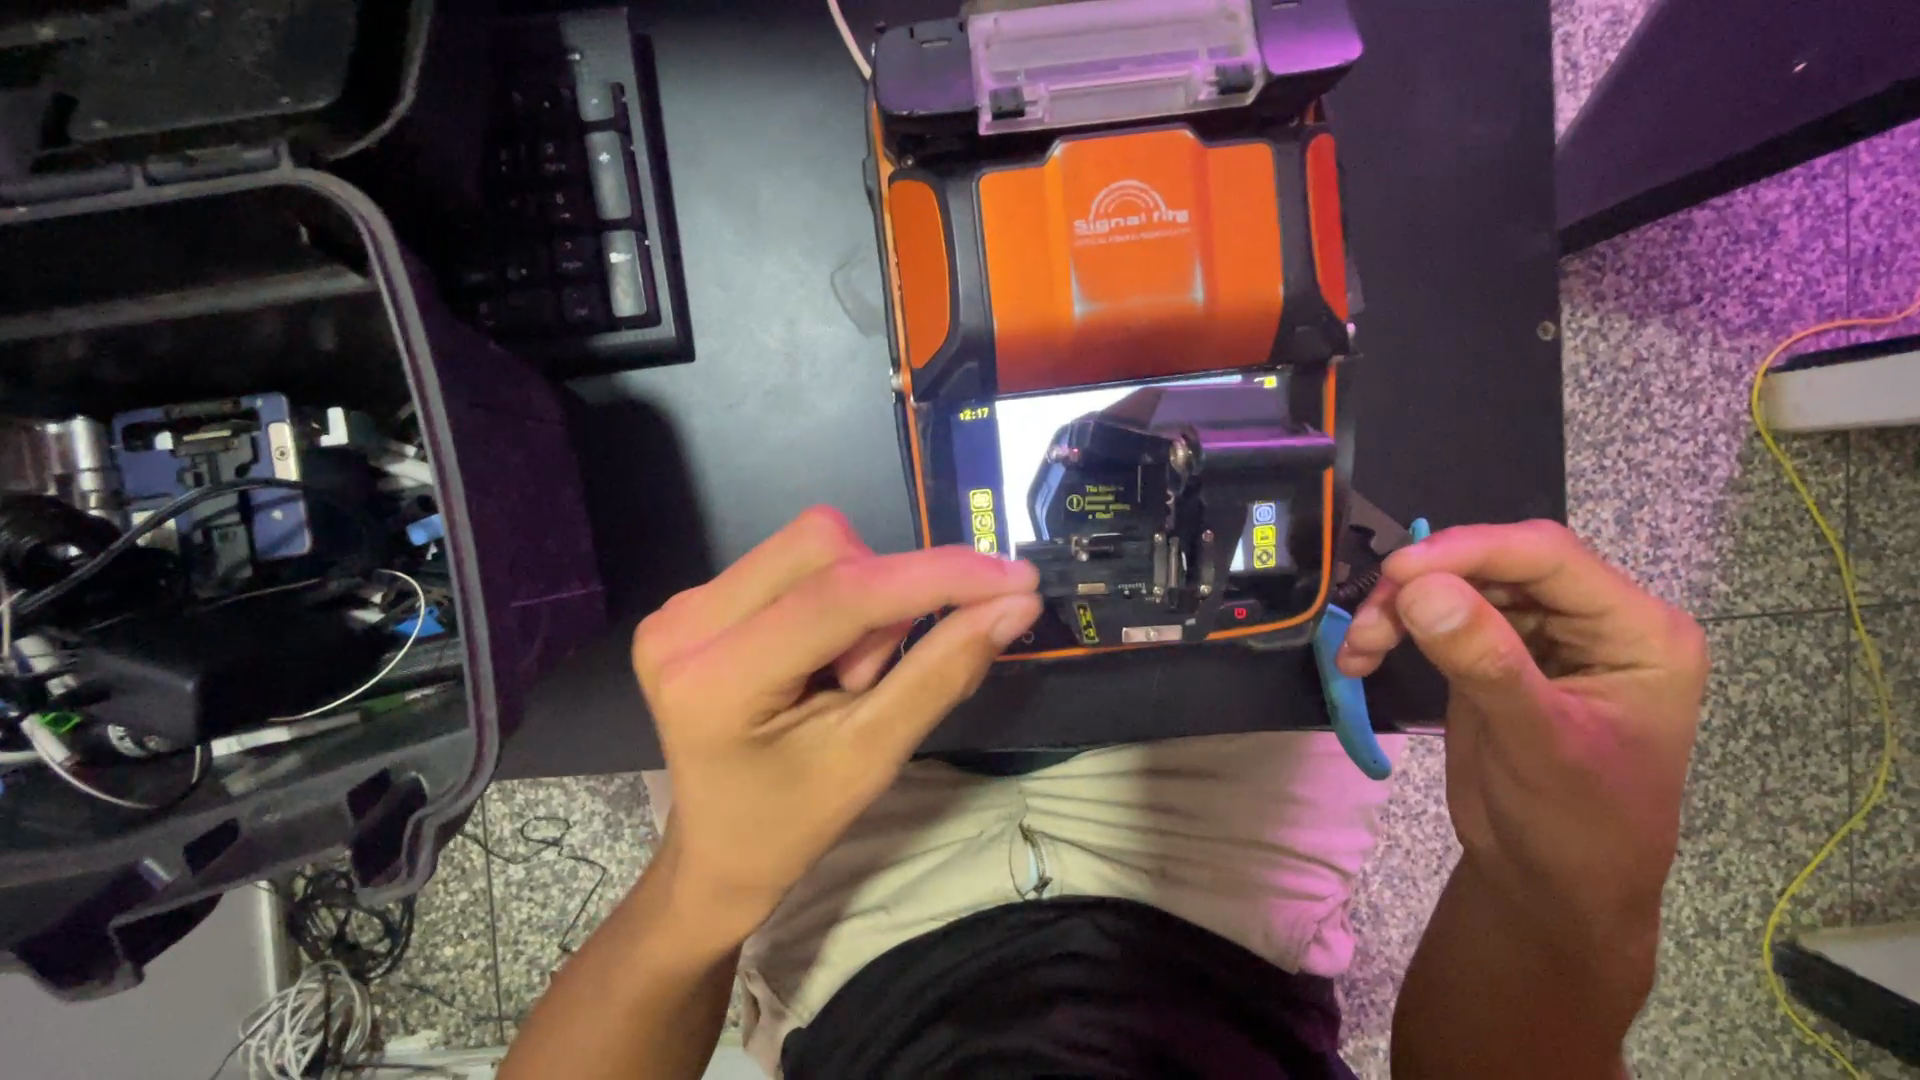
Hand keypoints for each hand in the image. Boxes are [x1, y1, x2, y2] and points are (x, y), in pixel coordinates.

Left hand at [630, 507, 1041, 937]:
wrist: (716, 851)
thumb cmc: (792, 823)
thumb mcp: (873, 757)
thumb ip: (942, 672)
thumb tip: (1015, 605)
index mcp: (714, 681)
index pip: (840, 596)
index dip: (936, 577)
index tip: (1016, 578)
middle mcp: (682, 624)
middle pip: (824, 545)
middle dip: (884, 599)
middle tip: (873, 676)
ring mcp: (681, 606)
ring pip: (813, 546)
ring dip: (860, 601)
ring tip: (844, 677)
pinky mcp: (695, 600)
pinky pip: (794, 562)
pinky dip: (834, 599)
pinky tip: (819, 658)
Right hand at [1336, 521, 1706, 967]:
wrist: (1550, 884)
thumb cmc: (1575, 826)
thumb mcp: (1537, 746)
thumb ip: (1486, 662)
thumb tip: (1419, 587)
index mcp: (1635, 630)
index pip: (1547, 556)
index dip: (1469, 550)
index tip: (1395, 571)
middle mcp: (1590, 619)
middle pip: (1494, 564)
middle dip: (1422, 585)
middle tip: (1366, 622)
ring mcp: (1539, 635)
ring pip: (1456, 586)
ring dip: (1397, 609)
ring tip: (1356, 650)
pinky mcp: (1493, 652)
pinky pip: (1437, 618)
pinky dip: (1394, 630)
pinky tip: (1361, 657)